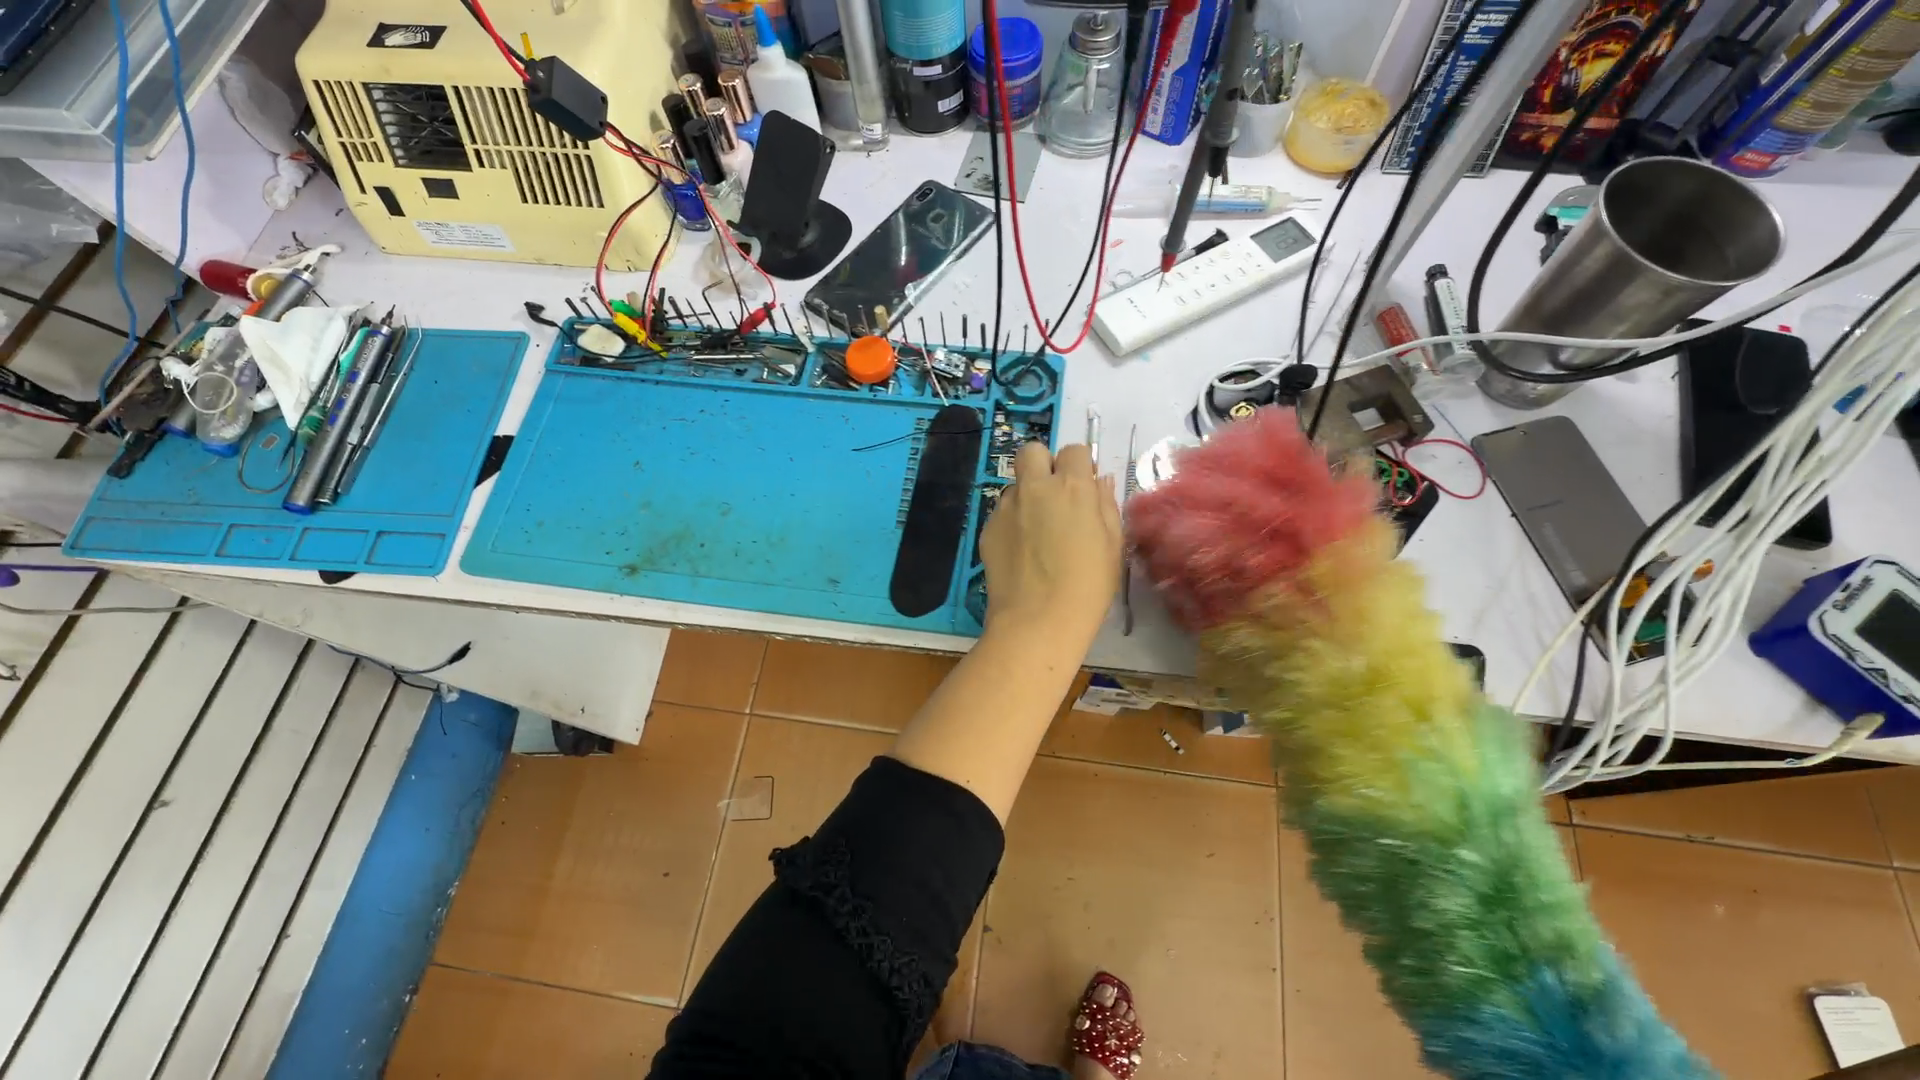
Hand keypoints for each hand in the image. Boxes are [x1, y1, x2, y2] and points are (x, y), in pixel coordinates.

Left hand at [980, 440, 1122, 643]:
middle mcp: (1035, 488)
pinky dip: (1012, 523)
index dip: (1079, 467)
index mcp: (1072, 488)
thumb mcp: (1112, 545)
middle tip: (1054, 495)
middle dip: (1043, 464)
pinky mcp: (987, 529)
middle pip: (1032, 451)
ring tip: (1037, 532)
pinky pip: (1001, 513)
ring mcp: (1006, 508)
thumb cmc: (1088, 587)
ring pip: (1015, 485)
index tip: (1082, 487)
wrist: (1037, 621)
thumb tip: (1098, 482)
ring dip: (1027, 496)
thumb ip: (1105, 506)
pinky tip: (1021, 553)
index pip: (1074, 451)